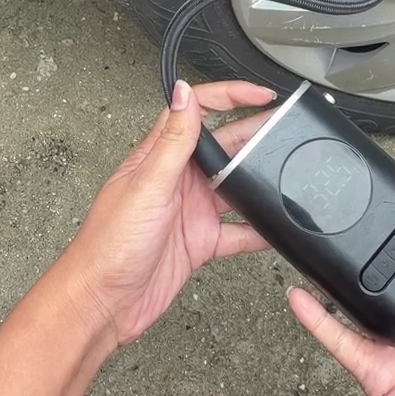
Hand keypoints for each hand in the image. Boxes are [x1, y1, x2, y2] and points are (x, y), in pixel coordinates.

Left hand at [57, 79, 276, 345]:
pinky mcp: (200, 241)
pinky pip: (240, 231)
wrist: (103, 303)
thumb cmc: (109, 244)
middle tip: (288, 130)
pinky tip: (278, 227)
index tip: (260, 93)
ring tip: (290, 171)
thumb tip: (184, 92)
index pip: (198, 111)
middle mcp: (178, 179)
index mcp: (162, 157)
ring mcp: (191, 210)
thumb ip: (173, 140)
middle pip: (226, 147)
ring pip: (236, 187)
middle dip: (257, 135)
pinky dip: (260, 229)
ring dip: (261, 181)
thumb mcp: (147, 185)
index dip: (230, 96)